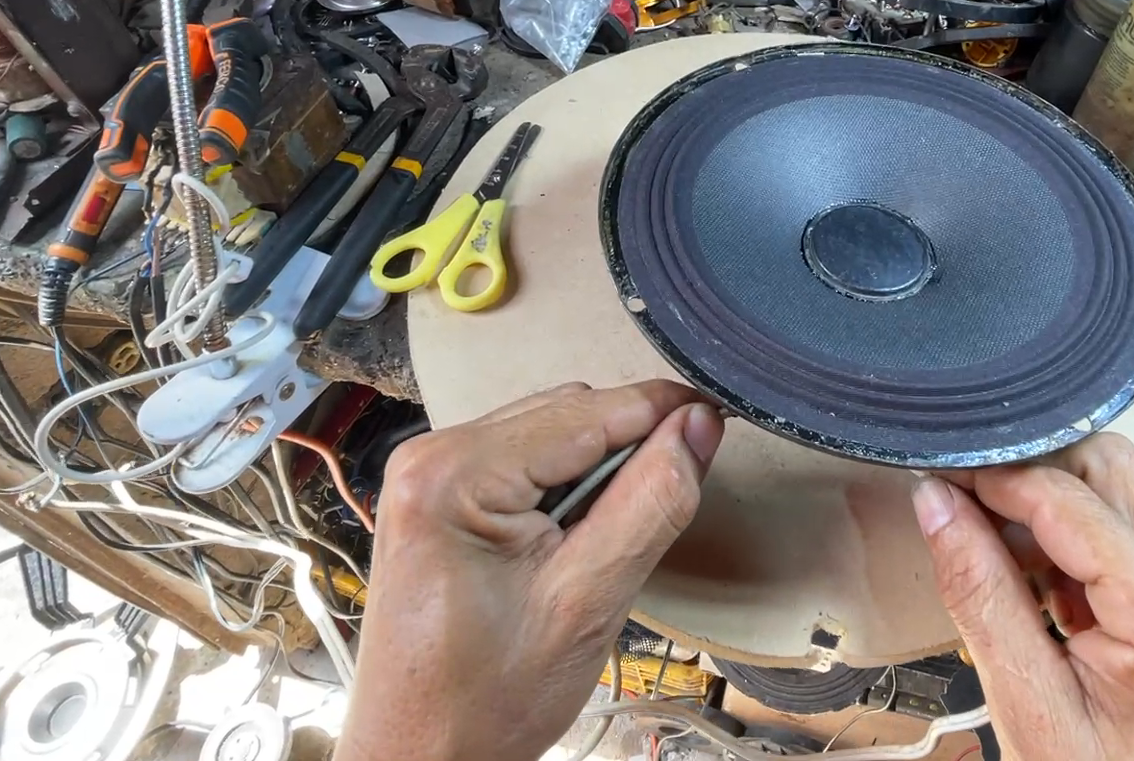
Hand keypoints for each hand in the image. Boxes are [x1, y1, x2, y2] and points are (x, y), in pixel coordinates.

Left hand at [338, 380, 724, 760]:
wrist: (419, 760)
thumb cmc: (485, 700)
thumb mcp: (588, 602)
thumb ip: (651, 502)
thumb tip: (696, 425)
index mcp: (455, 473)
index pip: (584, 410)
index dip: (660, 407)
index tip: (714, 415)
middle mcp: (434, 454)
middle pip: (567, 411)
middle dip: (628, 440)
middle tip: (672, 486)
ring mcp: (433, 468)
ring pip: (552, 426)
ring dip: (600, 460)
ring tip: (612, 526)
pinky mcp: (443, 488)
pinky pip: (528, 451)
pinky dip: (569, 475)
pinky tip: (575, 525)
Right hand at [913, 433, 1133, 760]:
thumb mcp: (1031, 712)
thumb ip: (980, 592)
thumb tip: (932, 499)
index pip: (1073, 499)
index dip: (994, 476)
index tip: (937, 478)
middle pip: (1113, 471)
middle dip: (1030, 475)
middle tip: (966, 506)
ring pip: (1127, 494)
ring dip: (1053, 507)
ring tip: (999, 555)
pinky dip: (1080, 541)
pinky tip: (1042, 585)